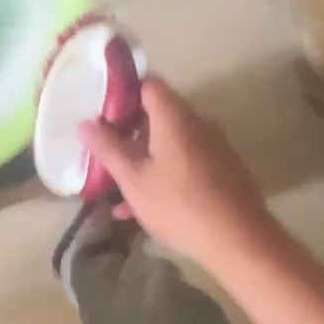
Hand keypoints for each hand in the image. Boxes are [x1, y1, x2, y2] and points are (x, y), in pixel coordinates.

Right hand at [80, 77, 277, 267]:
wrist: (238, 240)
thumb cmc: (178, 204)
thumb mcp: (133, 179)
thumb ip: (107, 148)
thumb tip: (85, 124)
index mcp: (174, 118)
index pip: (148, 84)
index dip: (122, 92)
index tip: (101, 113)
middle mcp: (197, 125)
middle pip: (158, 114)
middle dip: (128, 130)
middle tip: (103, 149)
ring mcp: (213, 148)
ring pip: (169, 142)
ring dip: (142, 156)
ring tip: (116, 182)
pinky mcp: (221, 171)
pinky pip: (183, 163)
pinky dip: (161, 174)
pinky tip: (139, 206)